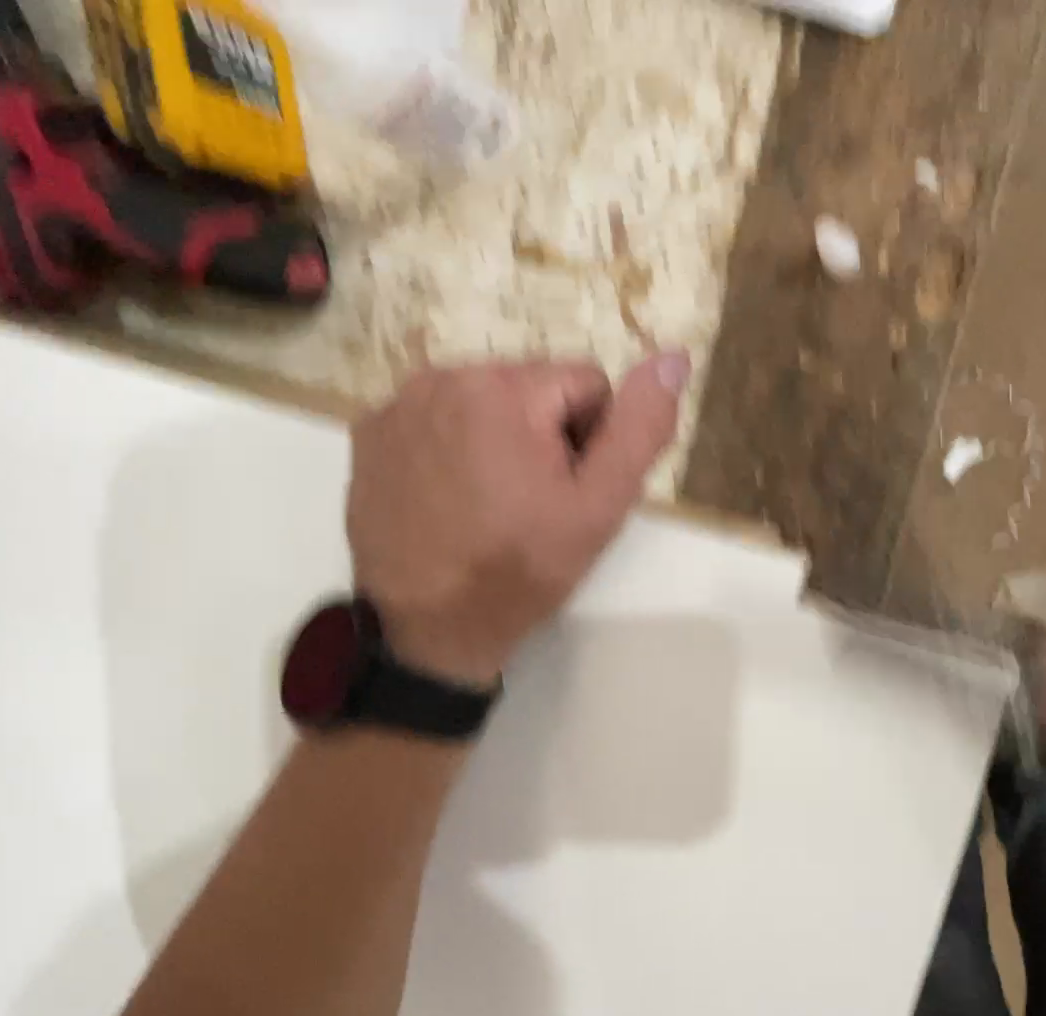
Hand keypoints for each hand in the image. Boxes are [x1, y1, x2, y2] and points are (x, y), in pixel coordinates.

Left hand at [346, 352, 688, 684]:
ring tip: (494, 502)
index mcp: (505, 388)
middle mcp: (444, 376)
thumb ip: (641, 427)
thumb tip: (675, 356)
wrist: (429, 628)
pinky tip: (452, 497)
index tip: (570, 491)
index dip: (594, 439)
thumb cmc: (522, 568)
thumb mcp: (599, 506)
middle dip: (547, 434)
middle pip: (534, 387)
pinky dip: (455, 446)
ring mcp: (398, 404)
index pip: (588, 383)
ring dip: (502, 438)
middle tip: (535, 501)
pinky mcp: (370, 433)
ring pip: (487, 400)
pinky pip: (440, 418)